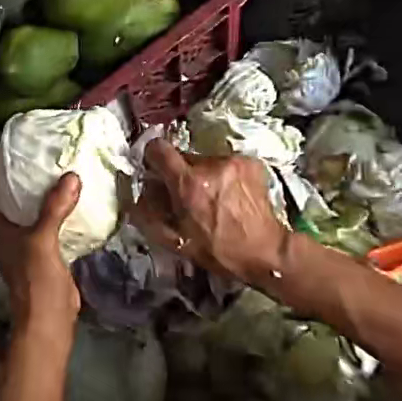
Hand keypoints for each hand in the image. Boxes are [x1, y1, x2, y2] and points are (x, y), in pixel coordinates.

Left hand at [0, 157, 82, 337]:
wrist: (48, 318)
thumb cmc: (34, 280)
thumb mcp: (43, 241)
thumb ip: (54, 208)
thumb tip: (71, 176)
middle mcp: (1, 236)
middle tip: (3, 160)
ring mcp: (18, 246)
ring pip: (10, 215)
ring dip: (15, 197)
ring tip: (30, 173)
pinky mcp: (37, 253)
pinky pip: (34, 224)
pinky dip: (41, 211)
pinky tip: (57, 201)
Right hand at [134, 138, 292, 284]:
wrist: (265, 252)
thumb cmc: (217, 250)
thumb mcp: (174, 240)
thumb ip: (147, 214)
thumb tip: (136, 194)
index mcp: (188, 184)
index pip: (159, 148)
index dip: (153, 156)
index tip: (155, 169)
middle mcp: (210, 165)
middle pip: (184, 157)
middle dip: (182, 173)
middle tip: (189, 196)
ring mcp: (233, 161)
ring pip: (206, 161)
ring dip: (205, 175)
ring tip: (215, 199)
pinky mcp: (251, 162)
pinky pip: (226, 164)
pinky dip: (224, 176)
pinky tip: (232, 195)